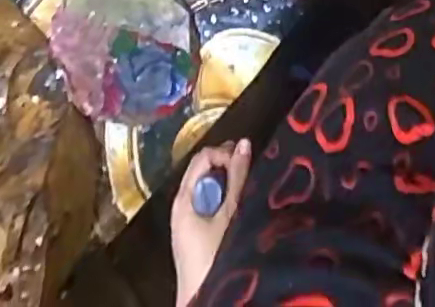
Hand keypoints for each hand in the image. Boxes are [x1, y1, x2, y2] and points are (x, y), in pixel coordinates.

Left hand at [170, 139, 250, 306]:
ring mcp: (188, 221)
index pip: (203, 157)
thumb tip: (245, 143)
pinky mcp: (196, 235)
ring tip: (249, 190)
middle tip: (252, 171)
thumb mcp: (229, 214)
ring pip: (210, 189)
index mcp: (183, 197)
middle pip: (205, 171)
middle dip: (228, 167)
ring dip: (229, 186)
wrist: (202, 303)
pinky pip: (211, 206)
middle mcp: (182, 205)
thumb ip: (237, 178)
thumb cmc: (213, 258)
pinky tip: (240, 209)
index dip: (225, 154)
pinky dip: (226, 202)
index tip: (245, 163)